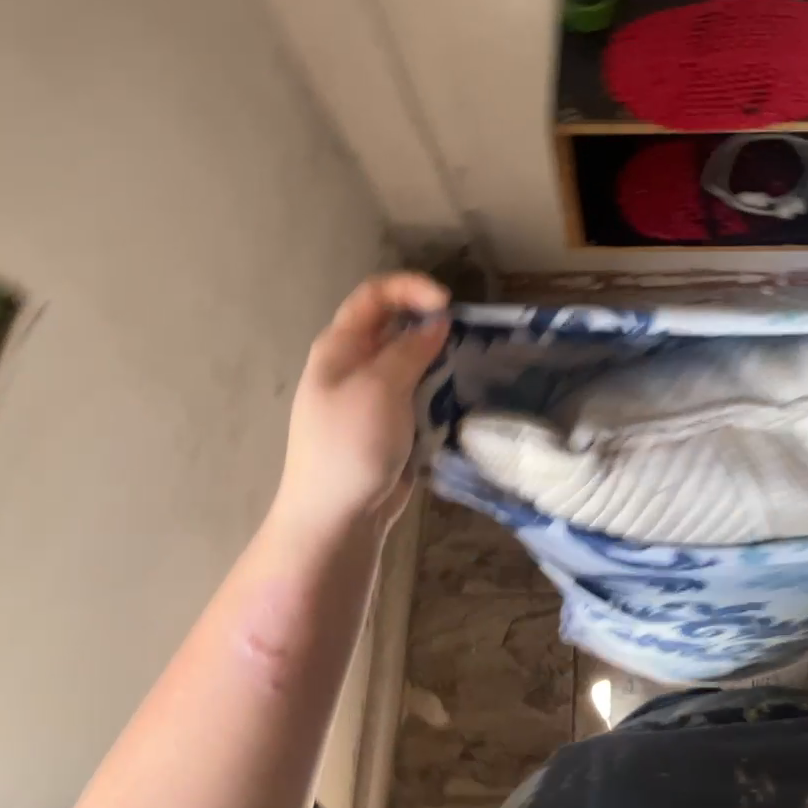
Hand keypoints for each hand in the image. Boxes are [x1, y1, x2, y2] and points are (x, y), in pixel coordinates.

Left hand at [277, 273, 450, 534]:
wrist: (337, 518)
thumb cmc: (350, 445)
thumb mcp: (380, 387)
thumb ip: (411, 348)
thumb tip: (437, 322)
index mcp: (341, 347)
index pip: (375, 295)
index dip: (411, 288)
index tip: (448, 304)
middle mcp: (356, 364)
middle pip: (397, 324)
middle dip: (432, 323)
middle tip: (465, 337)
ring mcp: (376, 395)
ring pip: (415, 360)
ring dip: (442, 359)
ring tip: (470, 366)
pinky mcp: (394, 423)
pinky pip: (422, 392)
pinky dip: (442, 389)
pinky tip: (462, 396)